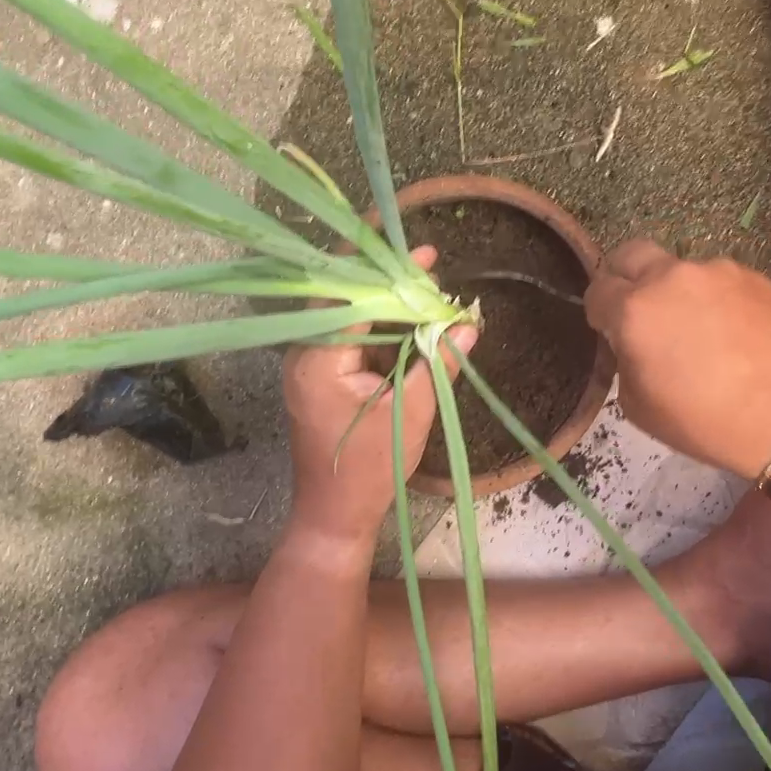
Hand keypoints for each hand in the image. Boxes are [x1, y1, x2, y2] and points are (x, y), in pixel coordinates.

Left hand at [283, 247, 476, 546]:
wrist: (335, 515)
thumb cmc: (372, 470)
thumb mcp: (414, 412)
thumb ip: (437, 363)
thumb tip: (468, 326)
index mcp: (319, 359)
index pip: (353, 295)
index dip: (392, 273)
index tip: (428, 256)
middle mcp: (303, 353)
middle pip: (343, 296)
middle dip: (386, 280)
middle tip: (428, 269)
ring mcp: (306, 364)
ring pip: (344, 314)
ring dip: (382, 301)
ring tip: (423, 289)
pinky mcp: (317, 375)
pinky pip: (346, 336)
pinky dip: (376, 325)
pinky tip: (406, 320)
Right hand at [584, 240, 770, 478]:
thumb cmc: (708, 422)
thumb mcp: (640, 408)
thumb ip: (625, 363)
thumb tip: (632, 344)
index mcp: (636, 311)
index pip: (598, 290)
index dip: (598, 312)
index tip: (608, 330)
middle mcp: (672, 278)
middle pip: (630, 254)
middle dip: (624, 278)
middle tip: (637, 311)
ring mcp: (717, 271)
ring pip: (679, 268)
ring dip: (675, 291)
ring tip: (698, 330)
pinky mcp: (754, 275)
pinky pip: (717, 280)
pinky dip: (713, 298)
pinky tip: (731, 333)